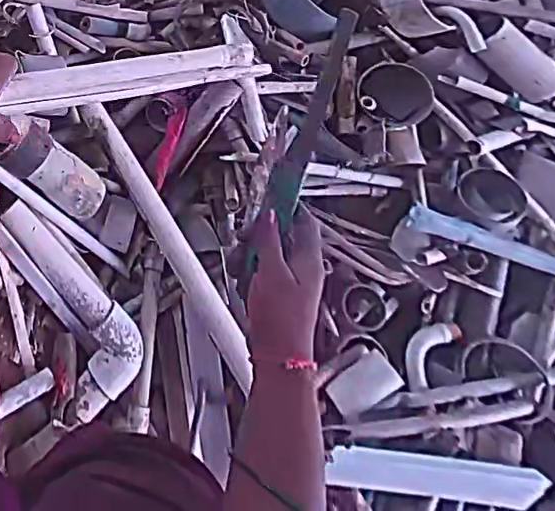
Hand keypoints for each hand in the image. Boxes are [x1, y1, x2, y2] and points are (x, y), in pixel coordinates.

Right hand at [246, 208, 326, 364]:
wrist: (277, 359)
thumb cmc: (281, 322)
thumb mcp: (270, 271)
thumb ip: (269, 240)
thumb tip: (270, 217)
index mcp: (310, 260)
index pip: (304, 221)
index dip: (288, 205)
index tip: (273, 195)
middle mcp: (305, 270)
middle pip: (283, 236)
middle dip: (262, 233)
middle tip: (248, 236)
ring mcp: (293, 282)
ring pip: (270, 252)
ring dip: (253, 253)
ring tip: (244, 263)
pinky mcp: (280, 294)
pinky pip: (264, 270)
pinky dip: (251, 269)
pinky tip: (245, 279)